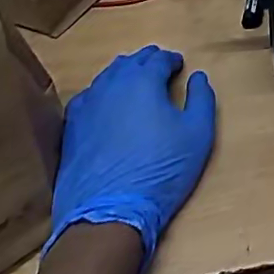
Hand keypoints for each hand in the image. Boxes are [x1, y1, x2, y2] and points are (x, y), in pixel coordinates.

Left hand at [47, 45, 216, 269]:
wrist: (108, 215)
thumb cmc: (160, 171)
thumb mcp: (197, 134)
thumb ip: (201, 98)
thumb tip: (198, 76)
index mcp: (143, 80)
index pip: (159, 58)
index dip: (171, 60)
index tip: (179, 66)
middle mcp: (113, 84)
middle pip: (132, 61)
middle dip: (148, 62)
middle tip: (160, 71)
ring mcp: (88, 105)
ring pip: (108, 76)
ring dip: (125, 75)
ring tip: (135, 87)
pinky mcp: (72, 128)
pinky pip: (89, 98)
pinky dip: (102, 95)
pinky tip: (106, 107)